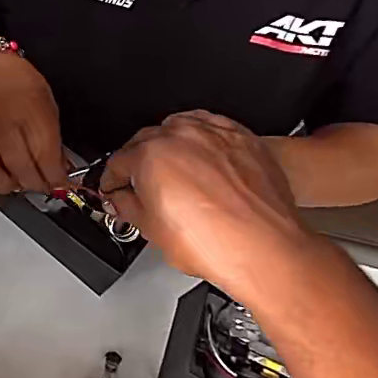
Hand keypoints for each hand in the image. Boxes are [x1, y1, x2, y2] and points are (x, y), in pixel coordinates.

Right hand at [0, 53, 67, 194]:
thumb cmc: (16, 79)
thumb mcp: (47, 104)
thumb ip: (52, 139)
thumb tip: (59, 168)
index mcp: (31, 114)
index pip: (47, 159)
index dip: (56, 178)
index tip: (60, 183)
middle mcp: (4, 125)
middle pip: (21, 171)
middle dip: (36, 184)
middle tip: (41, 183)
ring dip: (7, 183)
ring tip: (16, 179)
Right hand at [101, 112, 317, 301]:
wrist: (265, 248)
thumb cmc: (216, 241)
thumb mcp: (152, 230)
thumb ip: (128, 206)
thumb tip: (123, 199)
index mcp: (150, 154)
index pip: (118, 161)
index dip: (112, 180)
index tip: (114, 189)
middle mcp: (181, 136)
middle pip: (145, 140)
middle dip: (138, 162)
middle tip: (139, 187)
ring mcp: (213, 133)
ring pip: (179, 129)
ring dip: (170, 147)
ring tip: (173, 174)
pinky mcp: (241, 138)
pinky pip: (211, 130)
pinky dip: (202, 143)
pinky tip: (203, 164)